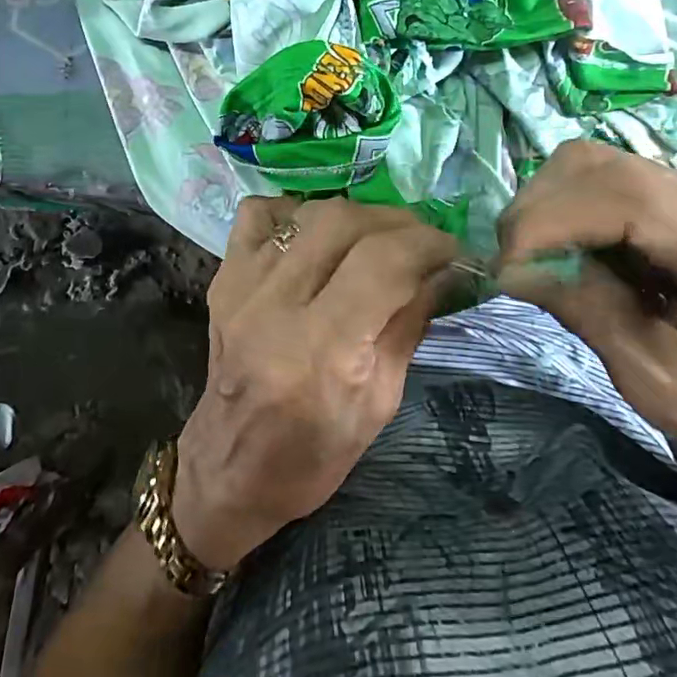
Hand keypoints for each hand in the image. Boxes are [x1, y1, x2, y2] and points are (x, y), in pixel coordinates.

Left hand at [171, 197, 460, 570]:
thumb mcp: (380, 402)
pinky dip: (295, 212)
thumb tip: (444, 269)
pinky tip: (315, 237)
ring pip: (307, 212)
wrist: (231, 464)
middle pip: (343, 222)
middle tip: (420, 242)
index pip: (381, 263)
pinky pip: (259, 214)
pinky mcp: (223, 277)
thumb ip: (409, 325)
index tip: (453, 250)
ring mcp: (241, 285)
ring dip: (354, 217)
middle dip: (396, 223)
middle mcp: (275, 305)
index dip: (428, 244)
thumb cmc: (313, 454)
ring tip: (376, 239)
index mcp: (320, 350)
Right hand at [495, 140, 676, 483]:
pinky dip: (569, 207)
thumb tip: (511, 268)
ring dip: (549, 205)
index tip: (506, 263)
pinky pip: (612, 178)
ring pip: (603, 163)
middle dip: (540, 210)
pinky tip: (573, 249)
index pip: (637, 201)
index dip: (555, 218)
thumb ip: (590, 313)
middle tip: (512, 266)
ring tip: (538, 257)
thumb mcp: (657, 383)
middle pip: (611, 168)